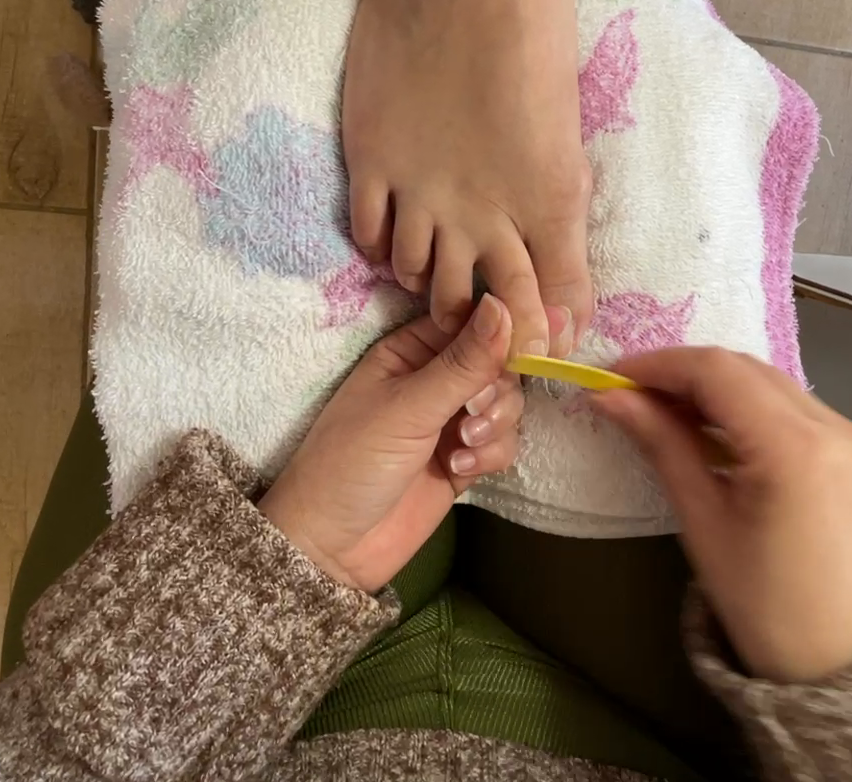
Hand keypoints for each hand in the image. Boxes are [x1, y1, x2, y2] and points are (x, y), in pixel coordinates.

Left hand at [260, 295, 526, 591]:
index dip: (500, 333)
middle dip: (497, 389)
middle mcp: (435, 378)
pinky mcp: (464, 458)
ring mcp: (451, 420)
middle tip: (474, 414)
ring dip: (495, 424)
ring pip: (506, 404)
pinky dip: (491, 453)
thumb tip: (503, 304)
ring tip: (462, 446)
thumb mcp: (408, 406)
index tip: (519, 351)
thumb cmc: (353, 460)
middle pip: (498, 364)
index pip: (471, 321)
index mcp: (411, 349)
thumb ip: (463, 362)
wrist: (332, 548)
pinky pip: (503, 442)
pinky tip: (459, 468)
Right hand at [342, 0, 593, 356]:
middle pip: (487, 307)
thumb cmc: (536, 18)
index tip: (545, 341)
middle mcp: (485, 211)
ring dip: (432, 287)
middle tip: (484, 333)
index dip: (551, 331)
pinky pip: (370, 237)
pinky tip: (390, 239)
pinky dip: (382, 249)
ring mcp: (422, 190)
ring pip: (422, 279)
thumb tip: (547, 231)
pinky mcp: (371, 160)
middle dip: (491, 333)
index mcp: (550, 200)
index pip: (556, 297)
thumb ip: (554, 190)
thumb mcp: (564, 118)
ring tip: (434, 277)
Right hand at [591, 349, 851, 681]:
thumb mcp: (703, 523)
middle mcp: (838, 428)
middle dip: (684, 374)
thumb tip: (610, 399)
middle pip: (745, 369)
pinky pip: (798, 409)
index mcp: (796, 449)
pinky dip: (751, 409)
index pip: (717, 371)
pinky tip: (721, 435)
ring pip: (772, 383)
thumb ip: (661, 444)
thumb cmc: (767, 610)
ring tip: (670, 416)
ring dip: (718, 389)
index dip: (658, 365)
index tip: (614, 380)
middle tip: (635, 398)